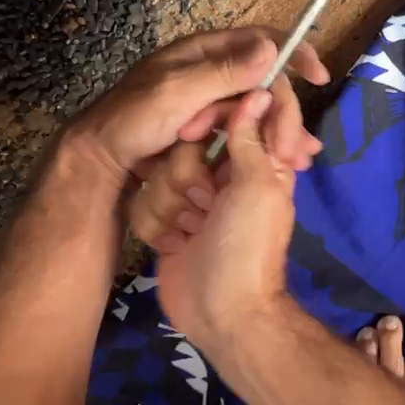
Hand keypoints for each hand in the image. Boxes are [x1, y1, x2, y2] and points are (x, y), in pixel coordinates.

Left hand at [58, 28, 329, 186]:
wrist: (100, 160)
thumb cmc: (131, 118)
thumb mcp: (177, 92)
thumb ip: (224, 73)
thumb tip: (271, 49)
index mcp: (204, 52)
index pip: (259, 40)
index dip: (293, 52)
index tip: (318, 77)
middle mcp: (212, 71)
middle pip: (265, 82)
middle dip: (283, 112)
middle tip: (292, 147)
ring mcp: (211, 101)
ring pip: (259, 109)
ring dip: (279, 131)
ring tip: (296, 161)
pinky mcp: (209, 128)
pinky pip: (246, 130)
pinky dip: (264, 144)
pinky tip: (281, 162)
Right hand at [138, 92, 297, 351]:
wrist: (222, 313)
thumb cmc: (248, 246)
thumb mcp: (256, 185)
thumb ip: (251, 137)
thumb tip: (259, 91)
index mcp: (256, 160)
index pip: (229, 115)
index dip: (209, 120)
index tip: (195, 133)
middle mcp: (223, 173)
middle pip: (185, 144)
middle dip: (186, 176)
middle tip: (205, 205)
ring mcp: (193, 199)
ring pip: (160, 174)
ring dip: (172, 207)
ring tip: (191, 231)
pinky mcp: (167, 222)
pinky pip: (145, 203)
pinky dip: (156, 227)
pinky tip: (174, 245)